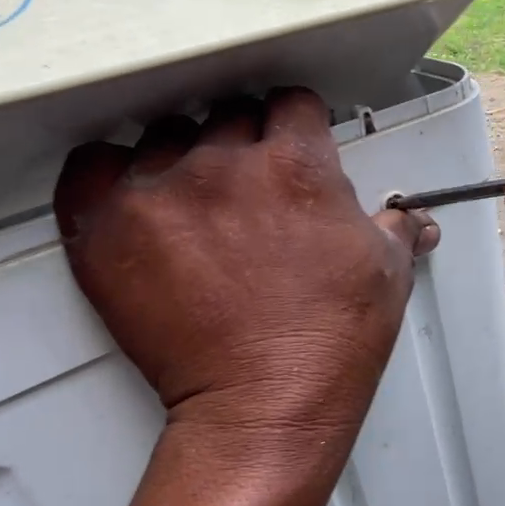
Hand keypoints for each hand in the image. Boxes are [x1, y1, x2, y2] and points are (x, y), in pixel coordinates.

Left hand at [54, 88, 438, 461]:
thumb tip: (412, 219)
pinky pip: (92, 164)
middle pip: (228, 114)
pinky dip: (114, 175)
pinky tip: (144, 202)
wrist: (266, 402)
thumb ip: (397, 226)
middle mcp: (223, 164)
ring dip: (185, 158)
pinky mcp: (105, 228)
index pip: (291, 102)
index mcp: (298, 165)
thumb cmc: (331, 339)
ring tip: (200, 204)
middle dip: (246, 142)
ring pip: (166, 136)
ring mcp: (157, 193)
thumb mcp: (388, 273)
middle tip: (255, 187)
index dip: (299, 123)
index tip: (296, 143)